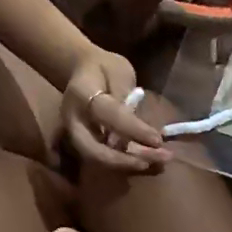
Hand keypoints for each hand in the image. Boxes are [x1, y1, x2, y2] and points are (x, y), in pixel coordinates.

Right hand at [59, 49, 170, 173]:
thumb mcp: (118, 71)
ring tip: (157, 161)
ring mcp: (75, 135)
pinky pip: (104, 158)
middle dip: (124, 160)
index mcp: (81, 94)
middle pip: (93, 151)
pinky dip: (126, 161)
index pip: (109, 116)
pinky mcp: (84, 144)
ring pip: (99, 159)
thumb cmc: (103, 68)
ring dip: (128, 164)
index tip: (158, 139)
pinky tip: (148, 160)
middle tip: (152, 162)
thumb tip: (140, 128)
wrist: (82, 70)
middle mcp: (73, 120)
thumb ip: (125, 97)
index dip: (133, 129)